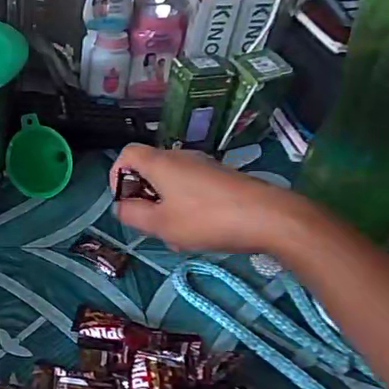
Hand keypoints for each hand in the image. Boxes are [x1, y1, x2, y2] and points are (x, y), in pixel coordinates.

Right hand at [110, 144, 320, 255]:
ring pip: (170, 182)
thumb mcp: (160, 224)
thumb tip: (121, 207)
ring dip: (164, 205)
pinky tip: (197, 231)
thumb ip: (132, 214)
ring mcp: (204, 166)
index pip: (127, 154)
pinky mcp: (222, 179)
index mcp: (160, 163)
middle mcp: (181, 158)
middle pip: (148, 169)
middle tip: (149, 223)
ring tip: (174, 234)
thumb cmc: (207, 219)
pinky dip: (185, 206)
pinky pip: (191, 188)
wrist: (270, 218)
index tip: (124, 201)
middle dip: (142, 196)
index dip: (117, 175)